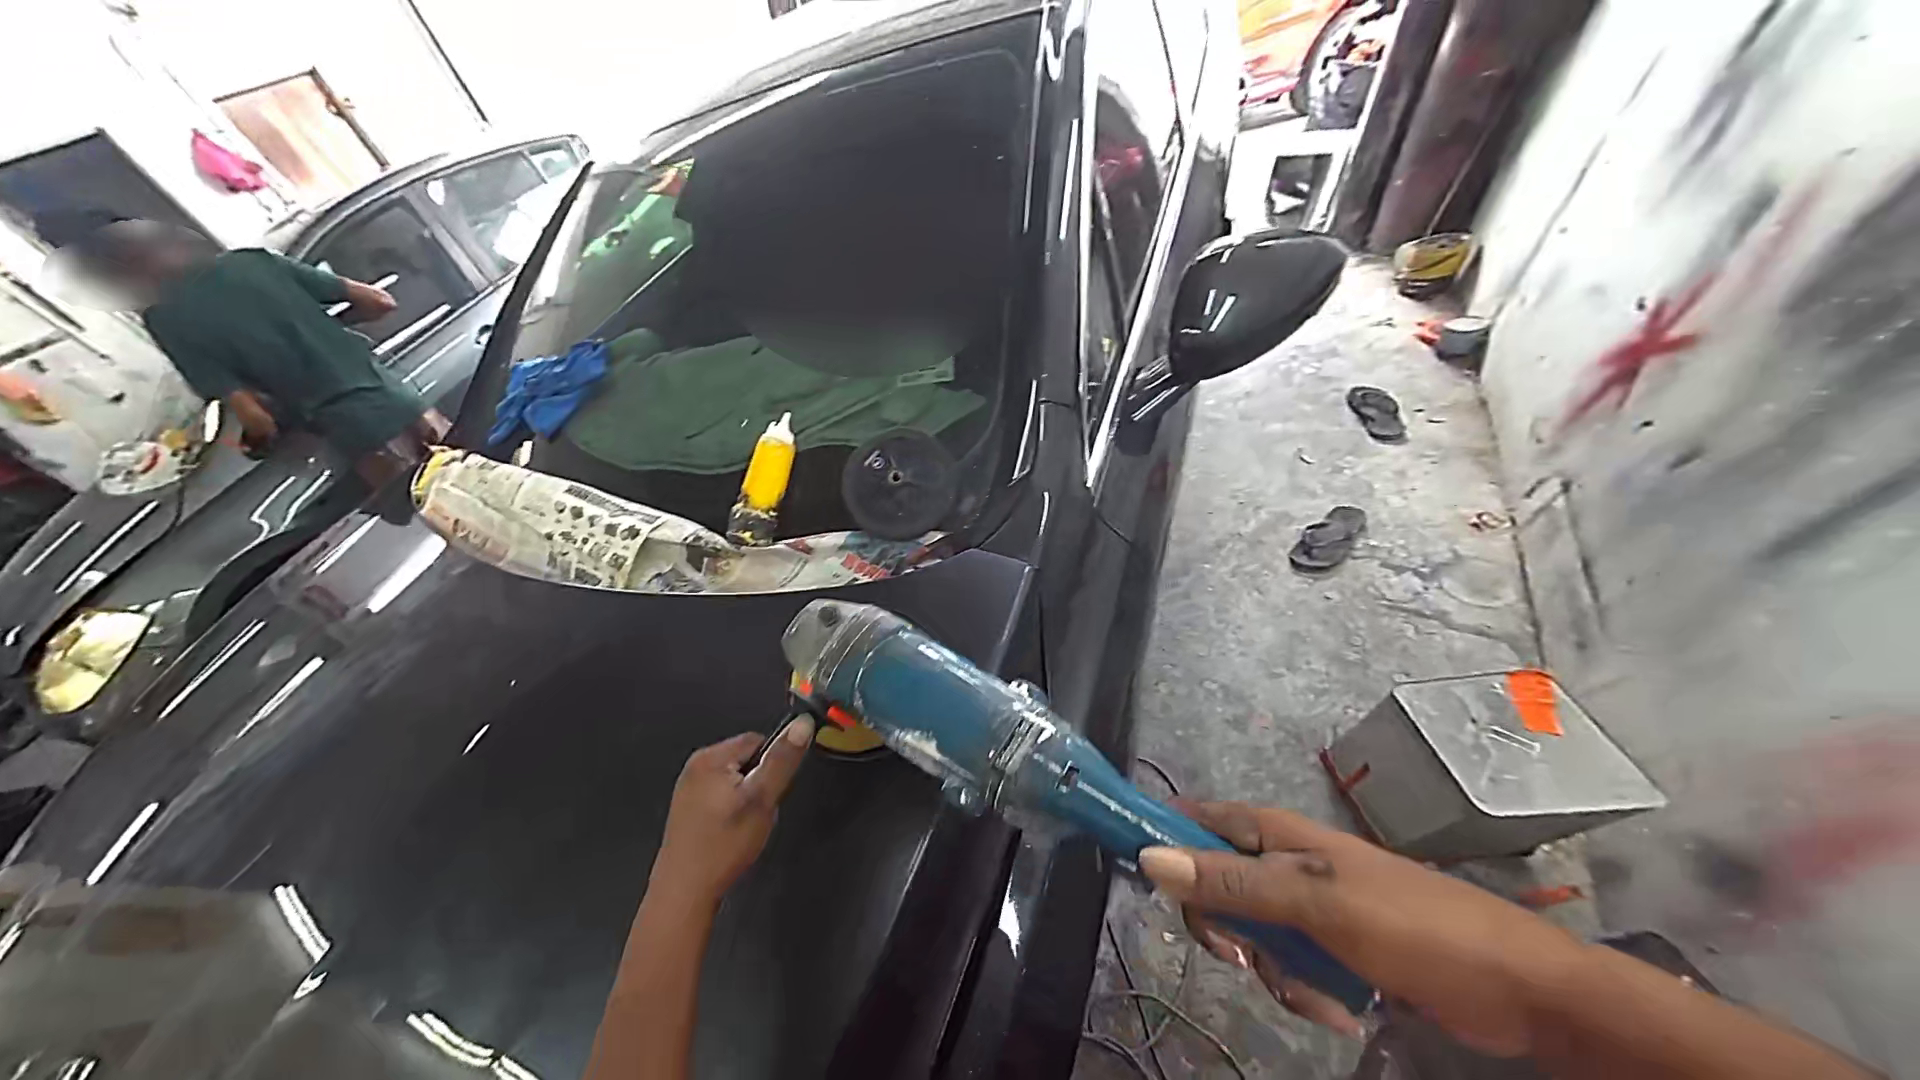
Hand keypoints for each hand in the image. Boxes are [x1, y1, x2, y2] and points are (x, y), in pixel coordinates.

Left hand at [648, 718, 813, 910]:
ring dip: (747, 798)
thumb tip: (803, 723)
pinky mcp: (687, 809)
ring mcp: (688, 788)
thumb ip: (783, 759)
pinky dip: (732, 810)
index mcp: (710, 757)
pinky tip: (729, 833)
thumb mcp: (762, 798)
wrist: (684, 893)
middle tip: (757, 812)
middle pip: (747, 759)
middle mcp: (695, 766)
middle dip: (759, 783)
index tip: (770, 792)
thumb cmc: (724, 844)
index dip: (773, 765)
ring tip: (743, 825)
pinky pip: (722, 796)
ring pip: (737, 780)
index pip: (759, 740)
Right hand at [1140, 801, 1588, 1056]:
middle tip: (1241, 950)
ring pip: (1243, 932)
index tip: (1142, 878)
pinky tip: (1340, 1004)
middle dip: (1222, 926)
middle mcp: (1276, 860)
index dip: (1158, 839)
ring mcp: (1301, 903)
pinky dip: (1301, 989)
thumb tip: (1149, 857)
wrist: (1516, 987)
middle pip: (1208, 884)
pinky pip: (1282, 965)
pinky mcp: (1325, 944)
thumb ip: (1230, 880)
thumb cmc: (1409, 924)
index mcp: (1268, 831)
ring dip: (1268, 968)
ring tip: (1314, 987)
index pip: (1188, 819)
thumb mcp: (1312, 900)